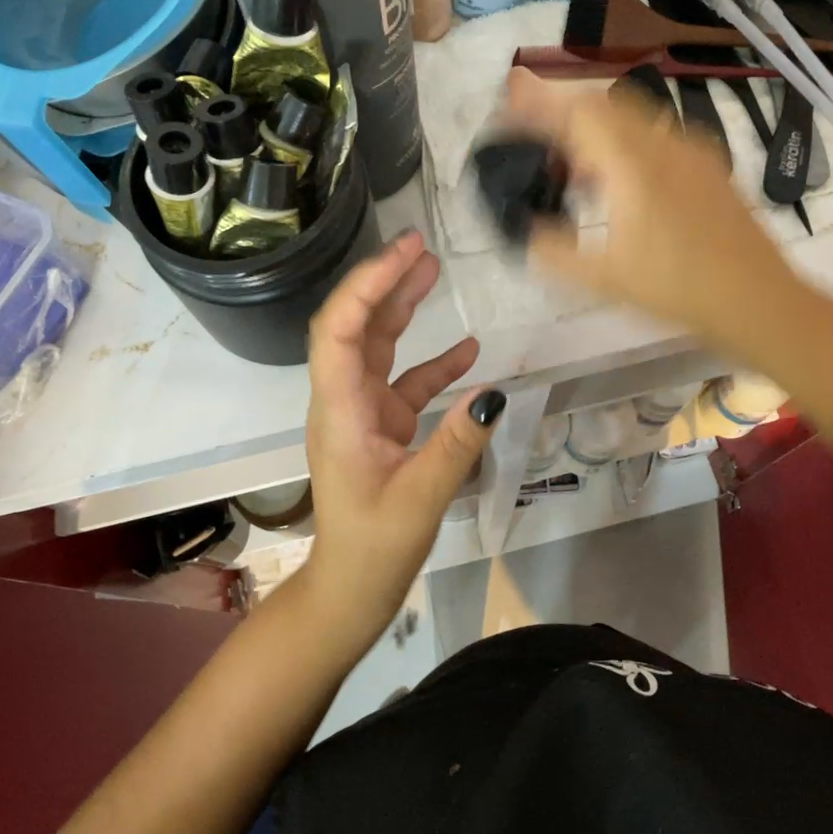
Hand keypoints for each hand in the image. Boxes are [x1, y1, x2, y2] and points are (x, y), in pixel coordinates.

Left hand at [300, 230, 504, 633]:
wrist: (351, 588)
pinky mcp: (379, 428)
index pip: (338, 330)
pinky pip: (404, 383)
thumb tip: (494, 393)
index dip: (366, 285)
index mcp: (340, 410)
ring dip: (402, 310)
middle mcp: (343, 401)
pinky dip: (431, 364)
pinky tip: (467, 353)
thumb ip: (457, 445)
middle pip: (356, 327)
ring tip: (434, 270)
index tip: (403, 253)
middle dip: (385, 282)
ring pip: (378, 348)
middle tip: (421, 245)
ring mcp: (361, 413)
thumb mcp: (421, 497)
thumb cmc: (375, 548)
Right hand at [501, 68, 805, 348]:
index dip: (537, 103)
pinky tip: (619, 178)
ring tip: (571, 158)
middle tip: (532, 125)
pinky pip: (656, 135)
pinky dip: (624, 140)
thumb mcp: (604, 279)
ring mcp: (691, 151)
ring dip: (594, 124)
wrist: (759, 299)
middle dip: (561, 106)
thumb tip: (523, 233)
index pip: (575, 111)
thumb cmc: (678, 290)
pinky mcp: (709, 166)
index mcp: (631, 164)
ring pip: (632, 115)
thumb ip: (553, 251)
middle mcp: (661, 144)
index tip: (508, 104)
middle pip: (602, 102)